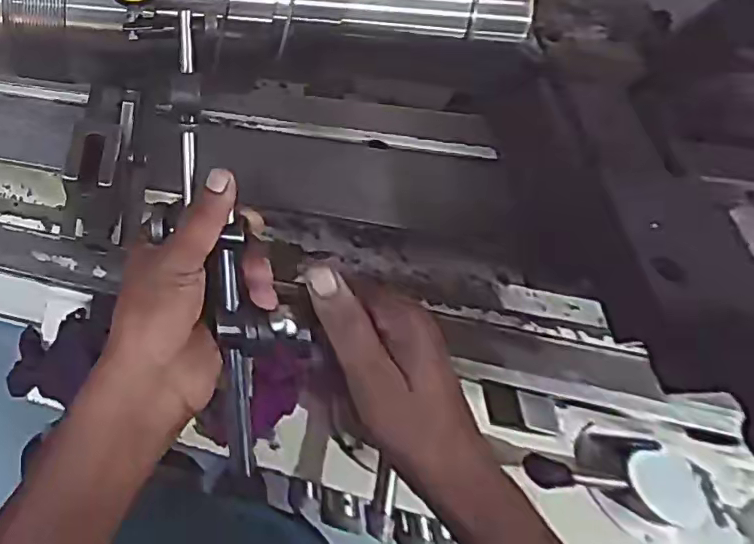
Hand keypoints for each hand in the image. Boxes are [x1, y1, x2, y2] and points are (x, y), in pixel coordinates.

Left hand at [100, 168, 276, 426]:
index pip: (201, 216)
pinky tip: (262, 308)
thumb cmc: (149, 319)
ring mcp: (206, 296)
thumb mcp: (178, 259)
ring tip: (258, 291)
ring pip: (244, 272)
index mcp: (164, 246)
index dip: (224, 215)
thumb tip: (220, 179)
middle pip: (229, 244)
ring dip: (257, 278)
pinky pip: (252, 304)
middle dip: (247, 251)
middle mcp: (185, 267)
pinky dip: (261, 304)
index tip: (244, 219)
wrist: (157, 381)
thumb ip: (204, 220)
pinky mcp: (225, 322)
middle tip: (252, 263)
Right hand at [302, 267, 495, 497]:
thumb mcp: (369, 376)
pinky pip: (365, 343)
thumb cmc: (414, 433)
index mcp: (402, 314)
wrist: (455, 482)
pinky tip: (344, 384)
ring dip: (334, 346)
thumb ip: (344, 323)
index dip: (314, 300)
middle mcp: (409, 317)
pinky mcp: (406, 355)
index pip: (342, 281)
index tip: (297, 325)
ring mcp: (409, 336)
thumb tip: (319, 272)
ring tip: (327, 378)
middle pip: (348, 301)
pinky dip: (349, 359)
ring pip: (353, 324)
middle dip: (323, 327)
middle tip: (312, 359)